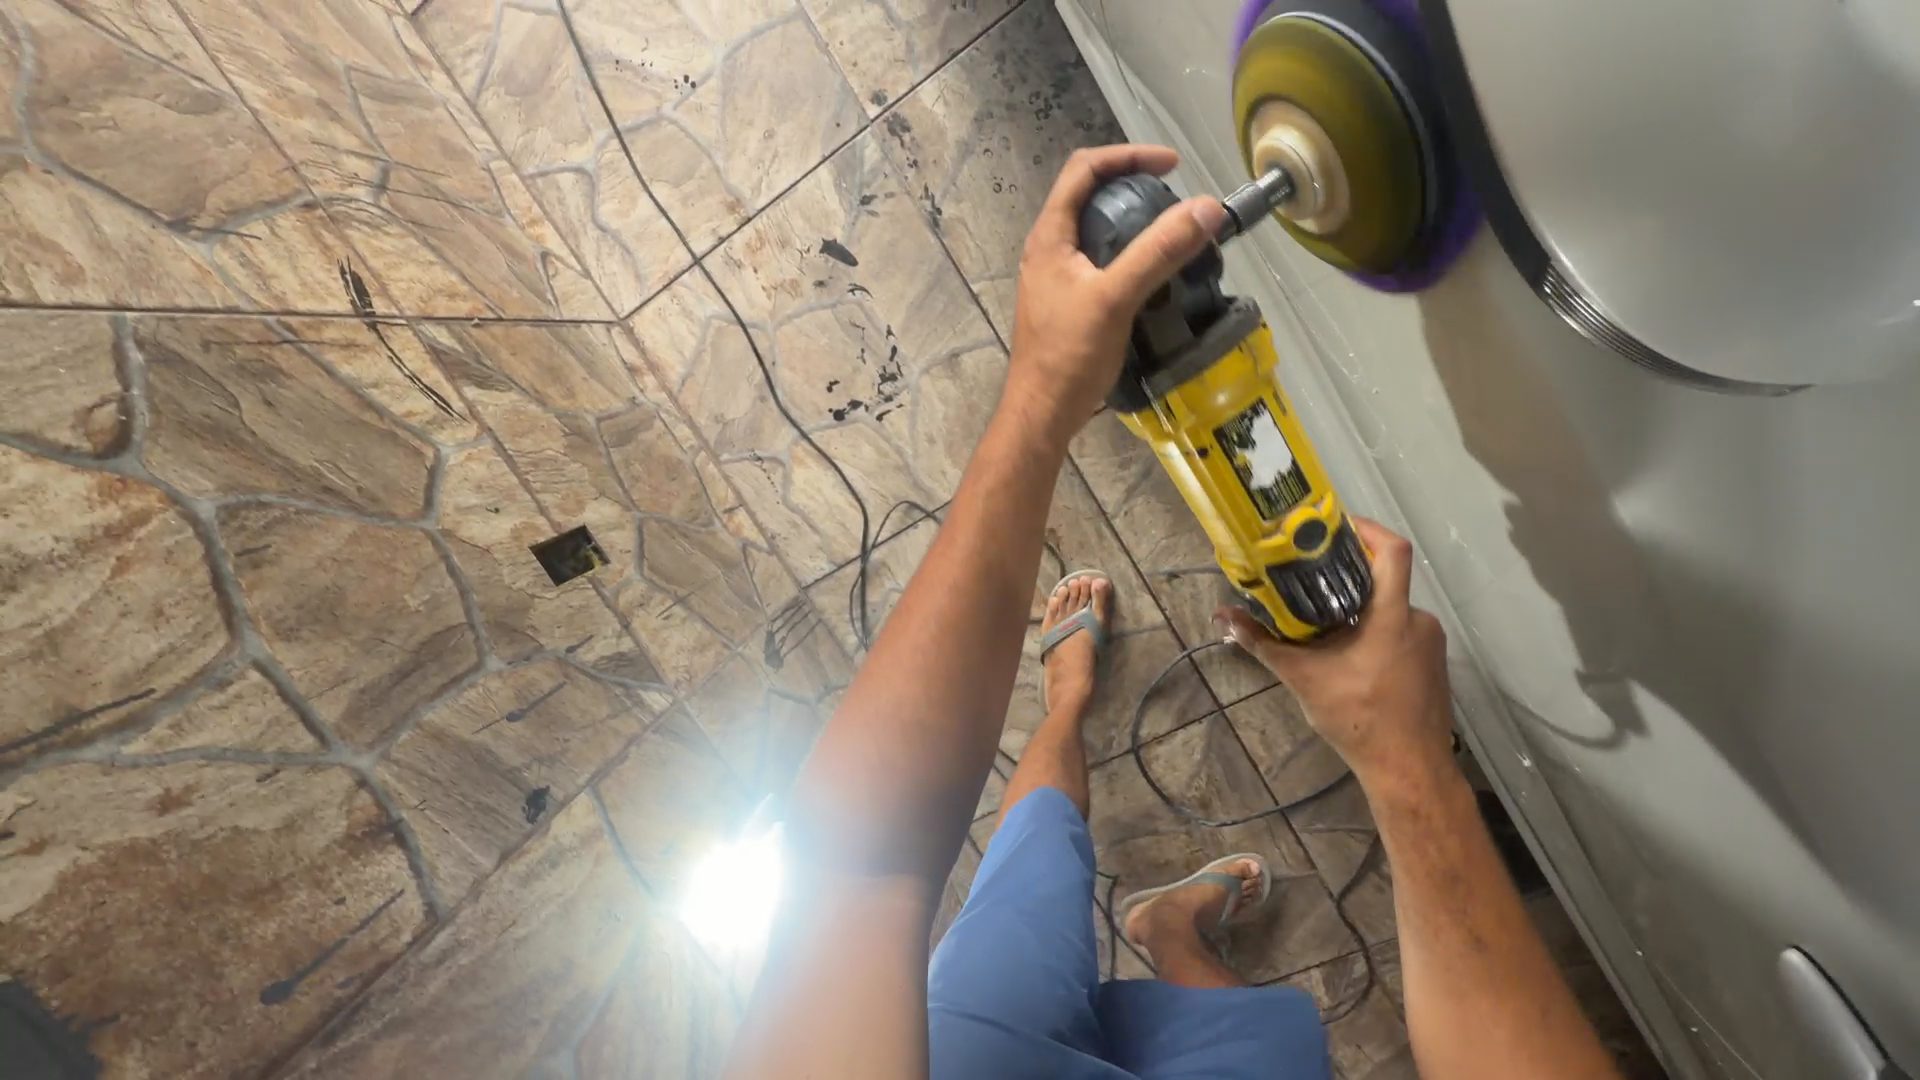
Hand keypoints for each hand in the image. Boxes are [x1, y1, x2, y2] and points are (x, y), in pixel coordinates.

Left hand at [1005, 145, 1226, 441]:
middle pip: (1088, 196)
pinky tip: (1151, 275)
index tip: (1171, 166)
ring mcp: (1054, 280)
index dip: (1127, 156)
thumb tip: (1205, 209)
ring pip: (1094, 233)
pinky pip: (1098, 264)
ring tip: (1168, 232)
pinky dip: (1125, 255)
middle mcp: (1046, 251)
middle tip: (1172, 198)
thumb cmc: (1069, 356)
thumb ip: (1158, 252)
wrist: (1042, 413)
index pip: (1082, 170)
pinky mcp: (1066, 306)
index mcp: (1049, 237)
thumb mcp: (1115, 298)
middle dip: (1131, 186)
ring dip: (1129, 222)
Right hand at [1213, 518, 1456, 794]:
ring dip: (1358, 608)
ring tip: (1321, 621)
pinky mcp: (1433, 663)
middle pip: (1384, 579)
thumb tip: (1223, 617)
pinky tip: (1347, 655)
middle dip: (1347, 576)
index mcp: (1392, 616)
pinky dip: (1374, 632)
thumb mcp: (1302, 678)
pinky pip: (1401, 631)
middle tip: (1310, 578)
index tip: (1334, 527)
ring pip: (1390, 608)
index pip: (1393, 551)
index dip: (1367, 529)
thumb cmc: (1359, 717)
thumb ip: (1263, 643)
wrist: (1409, 769)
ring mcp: (1430, 642)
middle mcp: (1418, 620)